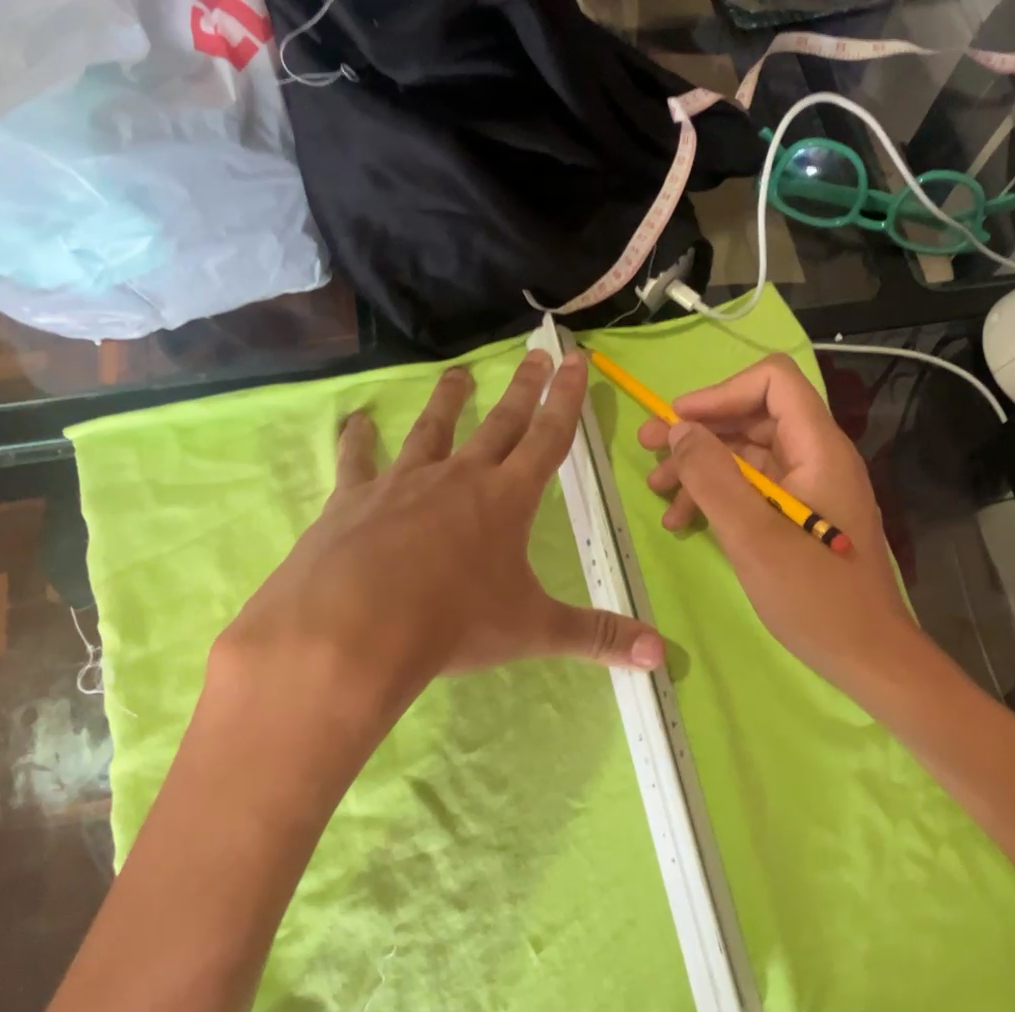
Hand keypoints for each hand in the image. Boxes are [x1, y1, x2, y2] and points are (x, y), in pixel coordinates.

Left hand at [212, 353, 664, 745]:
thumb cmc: (453, 624)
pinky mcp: (353, 500)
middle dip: (523, 389)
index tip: (575, 361)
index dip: (567, 400)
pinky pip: (358, 461)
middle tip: (535, 353)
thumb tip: (661, 655)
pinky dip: (359, 441)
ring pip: (432, 431)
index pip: (548, 439)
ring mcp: (402, 483)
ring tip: (459, 375)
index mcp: (507, 500)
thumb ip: (597, 637)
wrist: (353, 630)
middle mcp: (458, 478)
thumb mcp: (533, 630)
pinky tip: (357, 423)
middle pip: (499, 423)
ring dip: (449, 402)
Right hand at [639, 354, 919, 690]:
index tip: (677, 420)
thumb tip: (678, 430)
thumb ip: (711, 476)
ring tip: (659, 495)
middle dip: (700, 433)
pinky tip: (686, 523)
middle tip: (647, 450)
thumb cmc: (813, 596)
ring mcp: (813, 490)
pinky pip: (757, 491)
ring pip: (750, 457)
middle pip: (755, 418)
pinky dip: (721, 498)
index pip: (774, 382)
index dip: (721, 392)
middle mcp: (819, 458)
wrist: (868, 655)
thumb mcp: (751, 534)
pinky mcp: (804, 519)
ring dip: (702, 469)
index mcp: (819, 448)